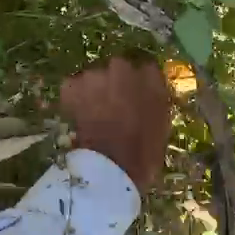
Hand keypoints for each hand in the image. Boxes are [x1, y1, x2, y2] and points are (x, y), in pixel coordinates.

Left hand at [60, 57, 172, 192]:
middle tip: (113, 106)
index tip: (136, 97)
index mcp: (150, 78)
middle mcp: (124, 68)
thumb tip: (145, 99)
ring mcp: (96, 74)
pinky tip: (77, 115)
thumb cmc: (143, 153)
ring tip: (93, 113)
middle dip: (116, 83)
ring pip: (94, 77)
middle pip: (119, 69)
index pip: (145, 71)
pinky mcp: (74, 85)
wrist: (112, 166)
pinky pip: (73, 86)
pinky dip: (74, 98)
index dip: (139, 85)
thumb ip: (154, 103)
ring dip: (94, 90)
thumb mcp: (161, 127)